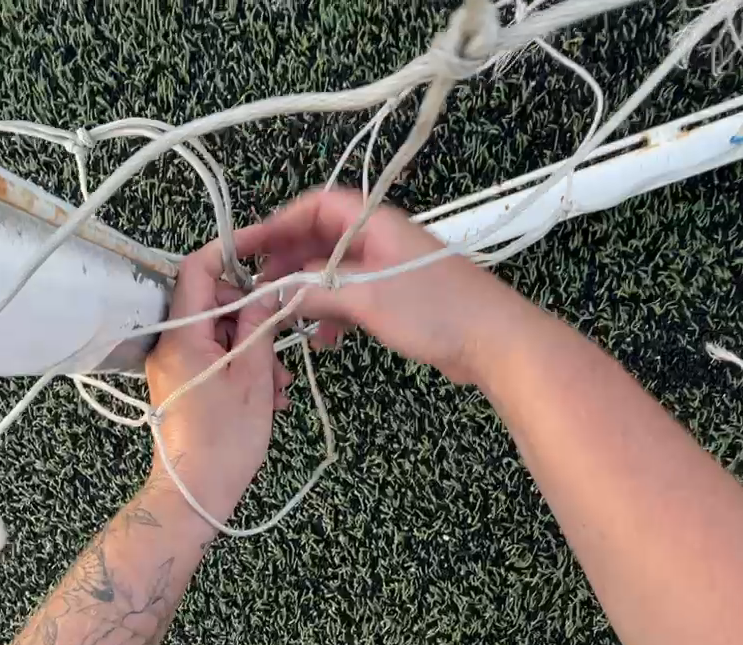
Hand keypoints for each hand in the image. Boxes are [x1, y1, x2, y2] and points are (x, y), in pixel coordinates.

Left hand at [143, 239, 292, 524]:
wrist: (194, 494)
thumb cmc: (225, 439)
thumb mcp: (253, 377)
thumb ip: (260, 326)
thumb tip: (270, 290)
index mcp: (182, 335)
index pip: (197, 269)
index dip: (231, 253)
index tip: (265, 254)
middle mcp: (169, 345)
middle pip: (213, 304)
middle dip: (253, 319)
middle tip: (280, 347)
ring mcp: (173, 367)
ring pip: (218, 336)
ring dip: (253, 352)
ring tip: (278, 387)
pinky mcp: (181, 386)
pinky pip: (213, 361)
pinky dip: (241, 371)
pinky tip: (266, 397)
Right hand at [239, 189, 537, 385]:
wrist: (492, 340)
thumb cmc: (436, 309)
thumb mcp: (365, 297)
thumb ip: (317, 290)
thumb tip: (279, 291)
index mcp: (374, 223)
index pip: (316, 207)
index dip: (279, 223)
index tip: (250, 247)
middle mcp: (380, 239)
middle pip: (320, 240)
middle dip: (289, 263)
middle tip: (263, 288)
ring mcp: (389, 268)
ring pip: (334, 272)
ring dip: (311, 294)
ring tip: (293, 319)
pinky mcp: (396, 297)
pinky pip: (352, 297)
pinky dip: (334, 314)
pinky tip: (327, 339)